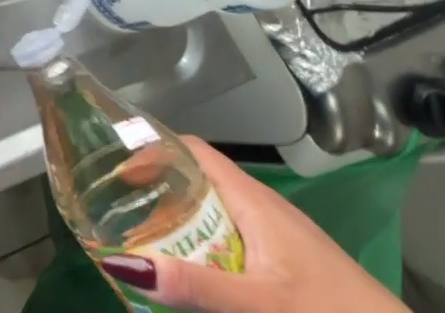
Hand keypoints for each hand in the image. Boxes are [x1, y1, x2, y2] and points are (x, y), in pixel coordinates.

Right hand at [101, 137, 410, 312]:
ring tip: (136, 240)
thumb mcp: (261, 302)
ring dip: (172, 222)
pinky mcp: (284, 263)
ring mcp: (274, 237)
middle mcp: (259, 208)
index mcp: (251, 199)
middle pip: (193, 181)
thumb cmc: (334, 312)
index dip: (148, 148)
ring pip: (209, 213)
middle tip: (111, 208)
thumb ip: (196, 285)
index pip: (189, 149)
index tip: (110, 167)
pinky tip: (187, 274)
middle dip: (151, 190)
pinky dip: (196, 247)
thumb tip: (121, 261)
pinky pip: (225, 240)